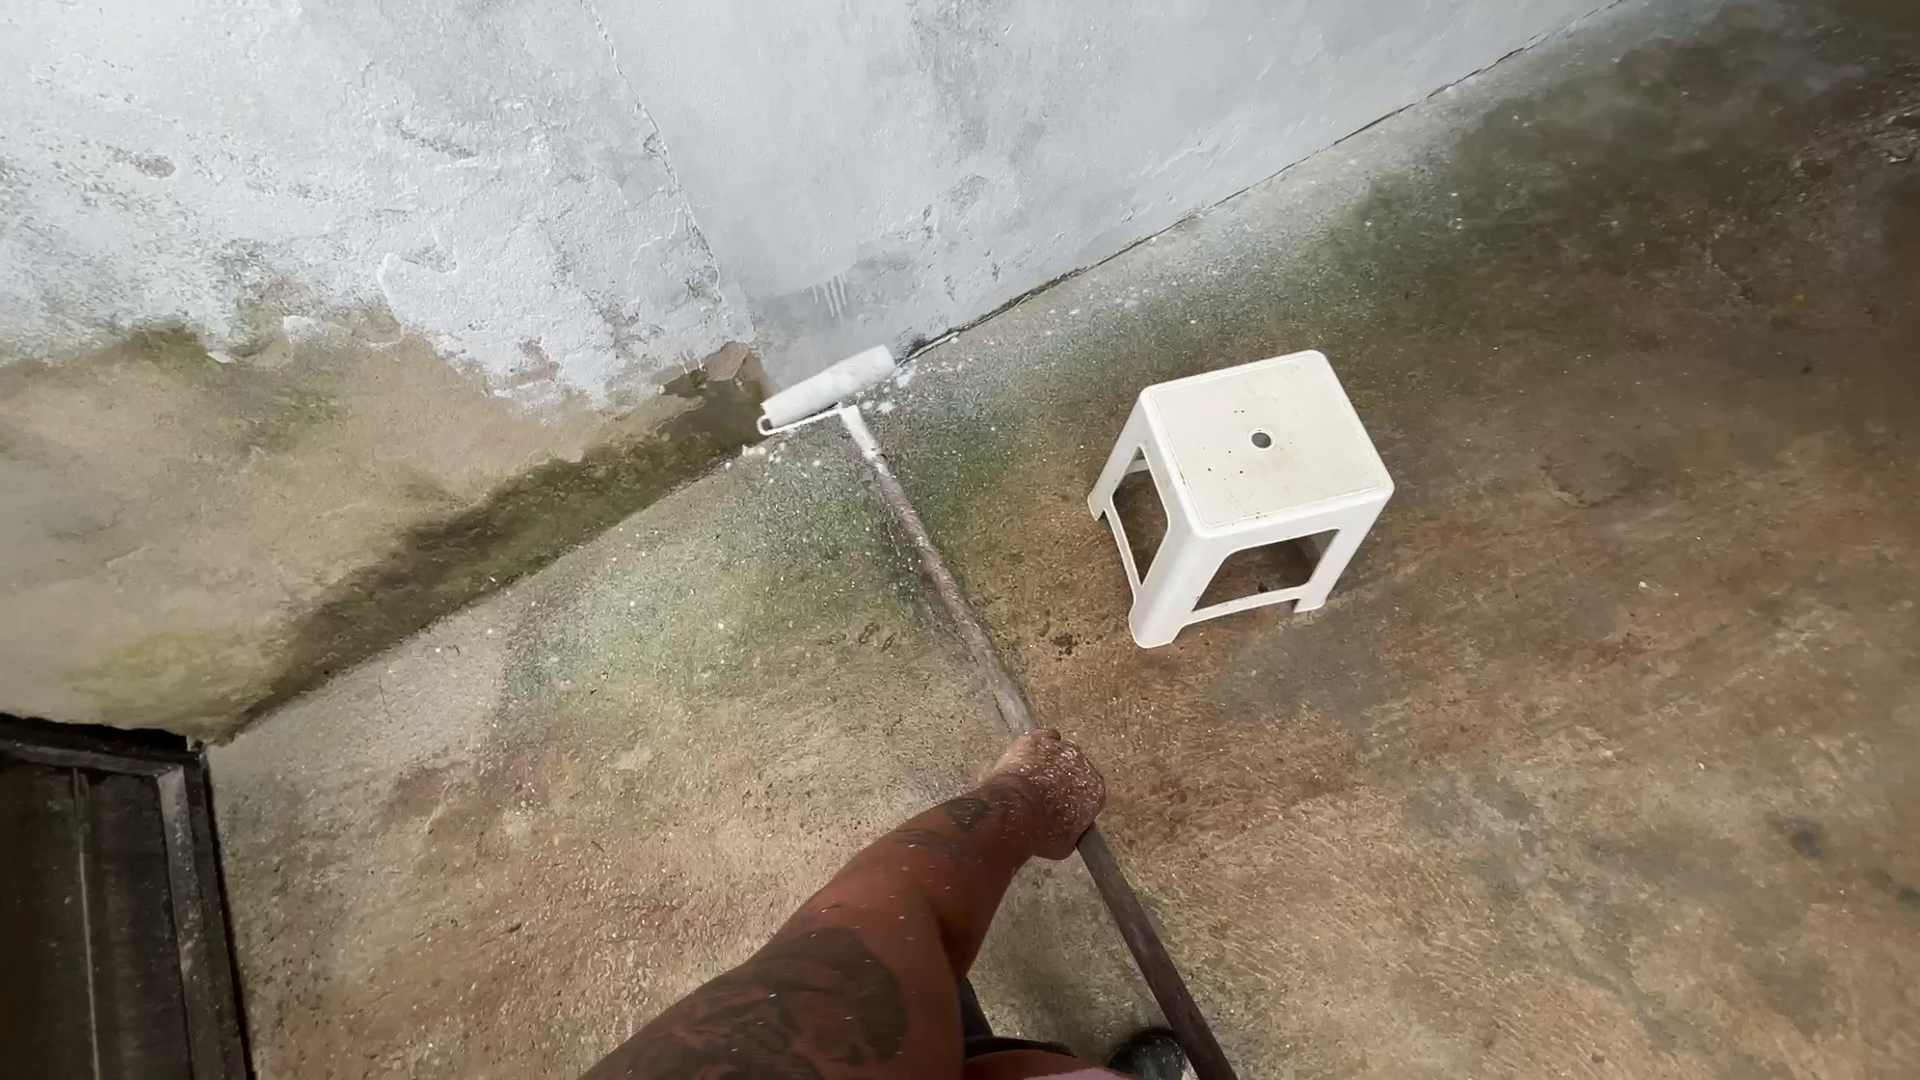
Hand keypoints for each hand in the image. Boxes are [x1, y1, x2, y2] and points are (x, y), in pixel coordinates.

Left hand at [982, 729, 1105, 858]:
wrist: (1016, 810)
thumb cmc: (1042, 831)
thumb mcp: (1066, 844)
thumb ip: (1074, 829)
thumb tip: (1070, 828)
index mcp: (1096, 789)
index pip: (1089, 790)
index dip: (1074, 796)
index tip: (1062, 802)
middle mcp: (1083, 763)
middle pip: (1075, 767)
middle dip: (1062, 777)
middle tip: (1044, 790)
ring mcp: (1059, 747)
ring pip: (1057, 750)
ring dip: (1048, 760)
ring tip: (1031, 775)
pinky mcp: (1037, 739)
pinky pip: (1041, 737)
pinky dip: (1035, 745)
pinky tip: (1027, 754)